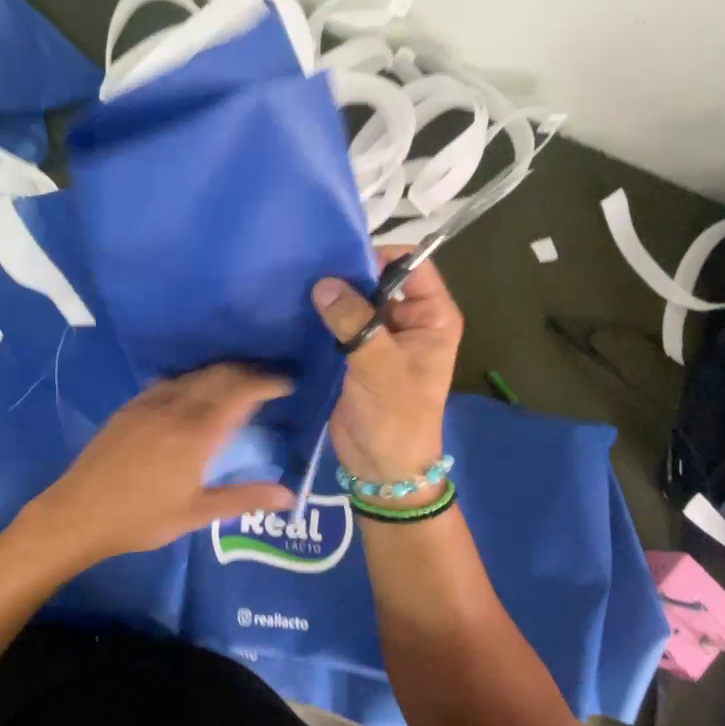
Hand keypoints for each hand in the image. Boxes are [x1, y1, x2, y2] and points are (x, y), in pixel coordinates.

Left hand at [28, 364, 296, 562]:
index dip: (268, 383)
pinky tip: (192, 398)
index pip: (241, 392)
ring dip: (219, 375)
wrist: (77, 513)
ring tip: (236, 388)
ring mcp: (147, 404)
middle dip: (248, 373)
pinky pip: (168, 383)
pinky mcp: (128, 408)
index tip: (288, 384)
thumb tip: (289, 495)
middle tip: (268, 384)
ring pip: (192, 376)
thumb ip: (244, 498)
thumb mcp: (196, 514)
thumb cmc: (140, 519)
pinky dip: (191, 382)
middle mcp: (174, 407)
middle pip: (219, 375)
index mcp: (196, 432)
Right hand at [311, 249, 462, 498]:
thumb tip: (324, 284)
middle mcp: (407, 321)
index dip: (377, 258)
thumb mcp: (380, 368)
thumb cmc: (396, 419)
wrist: (380, 468)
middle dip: (345, 276)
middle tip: (306, 273)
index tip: (338, 262)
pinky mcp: (350, 355)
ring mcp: (377, 338)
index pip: (410, 265)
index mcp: (432, 317)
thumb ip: (355, 323)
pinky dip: (317, 319)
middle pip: (375, 280)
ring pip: (352, 302)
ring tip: (294, 290)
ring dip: (328, 298)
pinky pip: (334, 325)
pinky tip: (292, 313)